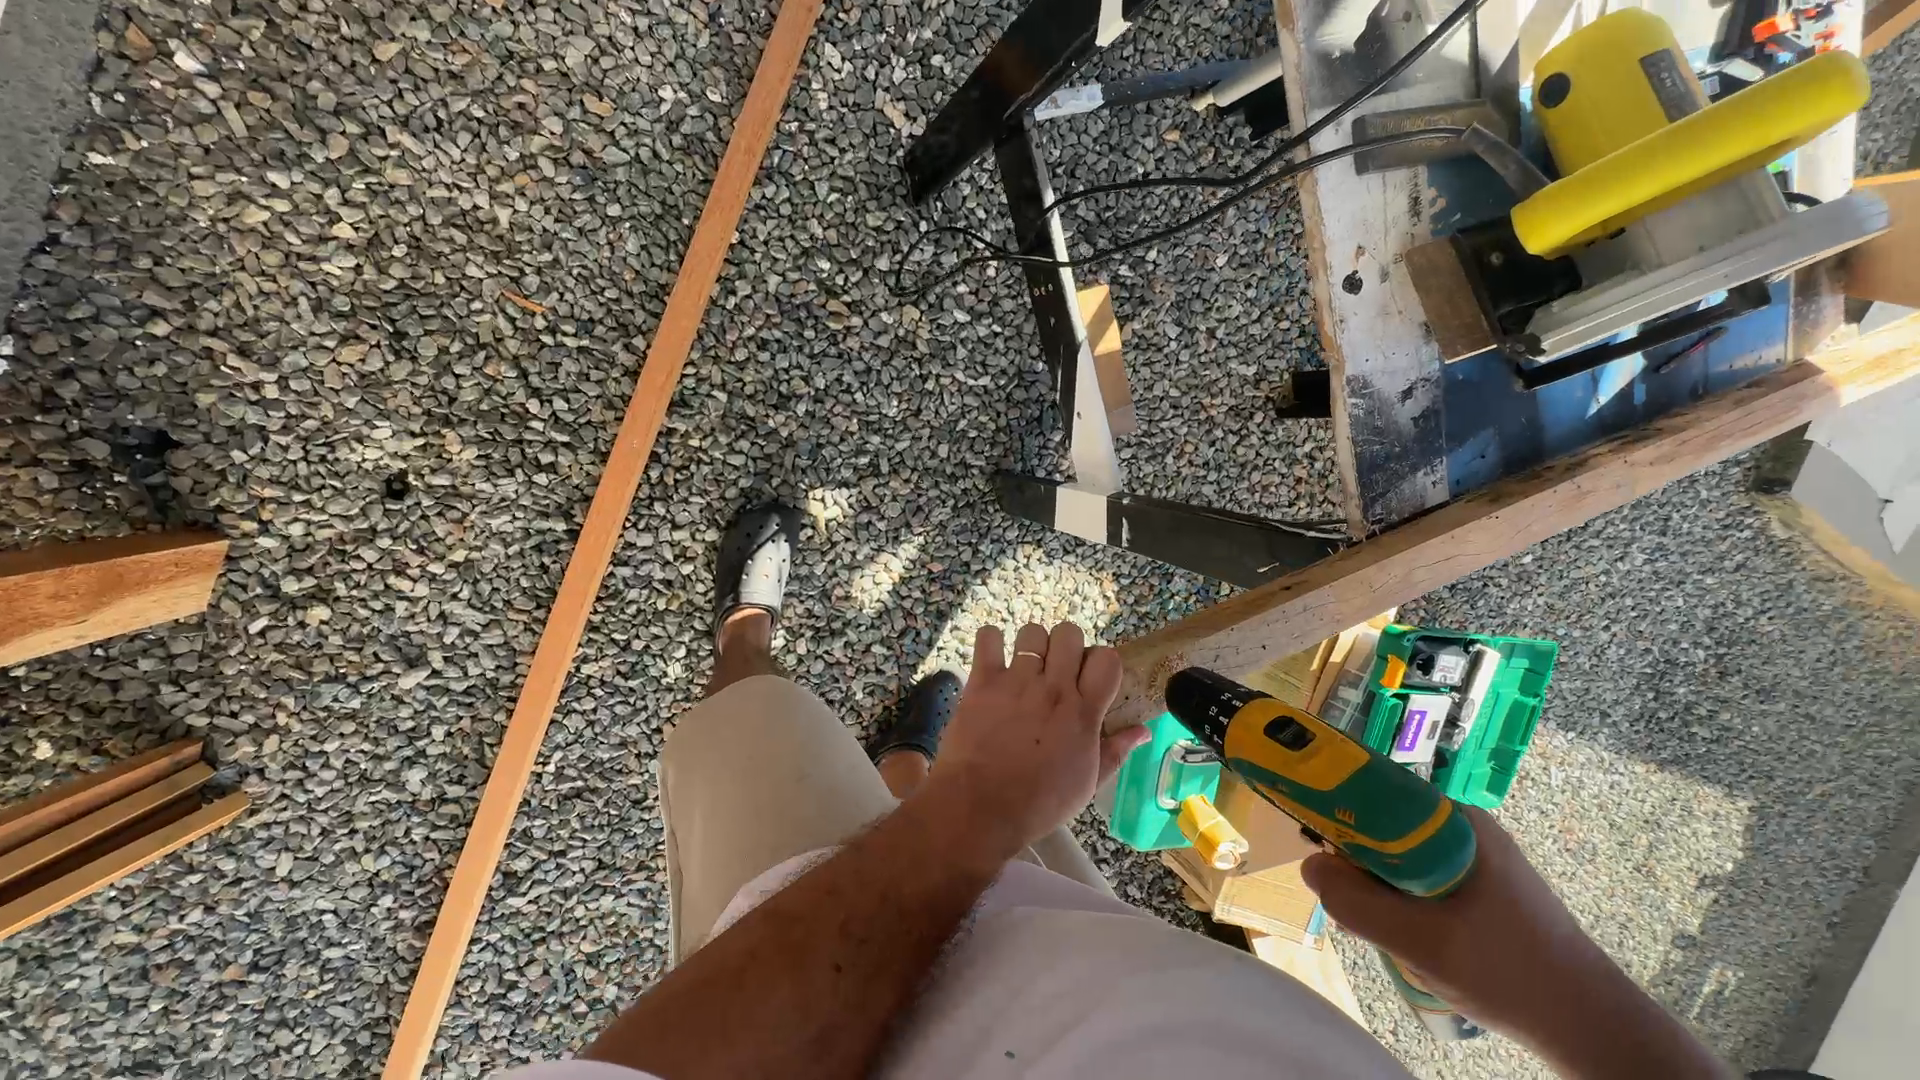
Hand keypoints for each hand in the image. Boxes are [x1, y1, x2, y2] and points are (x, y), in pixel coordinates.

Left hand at [920, 622, 1149, 861]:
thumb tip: (1143, 731)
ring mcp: (1016, 681)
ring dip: (1032, 645)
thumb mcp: (1088, 784)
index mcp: (1083, 711)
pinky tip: (993, 661)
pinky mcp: (982, 682)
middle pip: (1070, 634)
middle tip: (1057, 671)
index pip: (1107, 658)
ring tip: (1025, 668)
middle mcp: (1053, 688)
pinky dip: (991, 642)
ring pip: (1032, 631)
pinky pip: (988, 638)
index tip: (1089, 680)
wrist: (982, 808)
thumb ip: (1115, 751)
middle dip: (1066, 647)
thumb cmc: (1040, 802)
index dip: (1100, 663)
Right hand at [1302, 805, 1735, 1077]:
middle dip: (1358, 863)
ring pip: (1402, 854)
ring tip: (1385, 931)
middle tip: (1352, 906)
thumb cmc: (1506, 973)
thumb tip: (1311, 866)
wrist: (1591, 1023)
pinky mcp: (1485, 881)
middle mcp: (1464, 826)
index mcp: (1454, 822)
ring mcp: (1478, 853)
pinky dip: (1404, 898)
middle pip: (1385, 825)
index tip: (1315, 841)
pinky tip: (1411, 937)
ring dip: (1381, 887)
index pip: (1375, 792)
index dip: (1337, 811)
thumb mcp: (1418, 943)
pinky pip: (1423, 873)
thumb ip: (1355, 903)